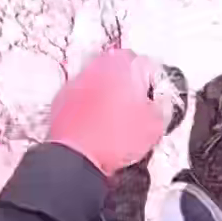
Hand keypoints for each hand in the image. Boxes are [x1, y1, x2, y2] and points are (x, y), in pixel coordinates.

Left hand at [47, 49, 169, 176]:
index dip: (153, 82)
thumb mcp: (154, 126)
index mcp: (123, 65)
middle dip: (128, 86)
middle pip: (118, 69)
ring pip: (98, 83)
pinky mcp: (60, 101)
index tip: (155, 97)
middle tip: (137, 108)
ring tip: (117, 122)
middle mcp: (96, 67)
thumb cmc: (113, 139)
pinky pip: (80, 99)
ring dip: (108, 97)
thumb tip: (161, 107)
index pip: (144, 63)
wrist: (77, 157)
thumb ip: (161, 108)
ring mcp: (76, 83)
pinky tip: (98, 129)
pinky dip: (89, 109)